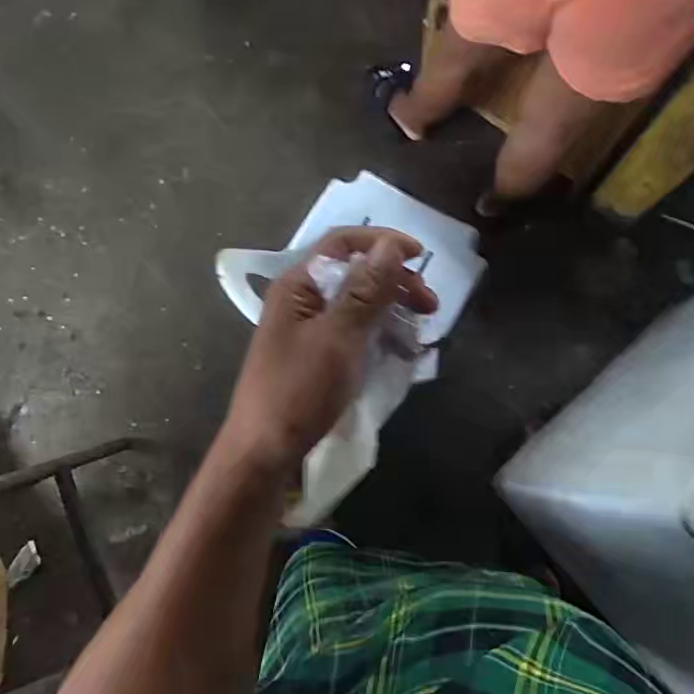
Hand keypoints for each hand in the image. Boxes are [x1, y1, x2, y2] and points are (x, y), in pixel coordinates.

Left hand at [220, 227, 437, 476]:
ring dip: (391, 313)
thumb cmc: (298, 390)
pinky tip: (403, 354)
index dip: (382, 242)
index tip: (421, 257)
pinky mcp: (316, 357)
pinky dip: (379, 338)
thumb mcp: (338, 337)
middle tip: (429, 306)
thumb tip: (389, 245)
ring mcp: (307, 330)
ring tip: (419, 335)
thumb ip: (364, 291)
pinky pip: (354, 335)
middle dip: (394, 283)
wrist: (264, 451)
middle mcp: (300, 301)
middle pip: (353, 274)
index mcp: (297, 286)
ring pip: (357, 306)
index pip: (341, 244)